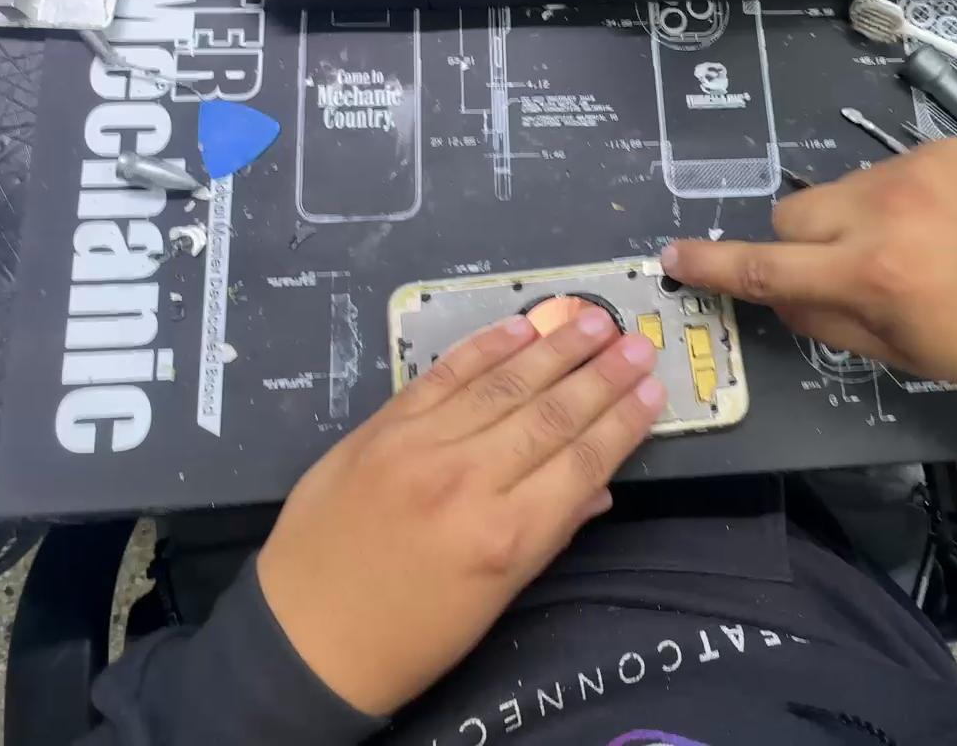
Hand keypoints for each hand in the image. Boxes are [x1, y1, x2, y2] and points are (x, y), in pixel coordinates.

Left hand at [255, 309, 663, 716]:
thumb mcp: (494, 601)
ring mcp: (422, 444)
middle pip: (552, 414)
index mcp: (505, 537)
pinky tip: (521, 327)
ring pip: (505, 383)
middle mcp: (469, 479)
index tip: (654, 389)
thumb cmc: (409, 635)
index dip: (624, 422)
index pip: (583, 462)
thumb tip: (599, 485)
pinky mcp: (385, 424)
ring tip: (594, 320)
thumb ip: (551, 533)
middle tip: (638, 342)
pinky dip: (486, 346)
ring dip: (556, 348)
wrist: (302, 635)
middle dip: (603, 375)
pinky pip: (445, 373)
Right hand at [662, 139, 956, 396]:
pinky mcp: (939, 146)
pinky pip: (876, 172)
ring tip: (903, 243)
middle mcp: (883, 210)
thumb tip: (773, 290)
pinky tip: (934, 219)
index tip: (672, 257)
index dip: (712, 265)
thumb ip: (820, 318)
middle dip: (798, 246)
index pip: (766, 268)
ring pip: (828, 192)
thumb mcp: (897, 352)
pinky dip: (884, 199)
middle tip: (842, 270)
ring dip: (842, 220)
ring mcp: (912, 168)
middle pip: (787, 216)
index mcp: (873, 274)